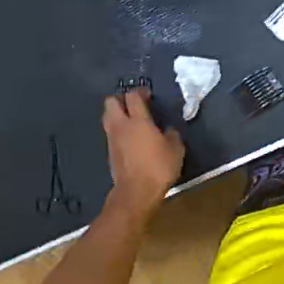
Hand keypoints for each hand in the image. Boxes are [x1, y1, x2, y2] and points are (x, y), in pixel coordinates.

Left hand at [101, 89, 183, 214]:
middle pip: (111, 101)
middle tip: (134, 104)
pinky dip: (118, 129)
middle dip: (121, 98)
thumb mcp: (176, 149)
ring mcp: (112, 138)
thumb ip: (172, 134)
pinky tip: (130, 137)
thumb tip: (168, 130)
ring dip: (117, 113)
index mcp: (138, 120)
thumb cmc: (159, 167)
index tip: (149, 95)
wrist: (136, 191)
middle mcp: (121, 125)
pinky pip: (111, 132)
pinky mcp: (109, 151)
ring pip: (108, 116)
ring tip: (131, 119)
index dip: (140, 92)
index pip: (133, 96)